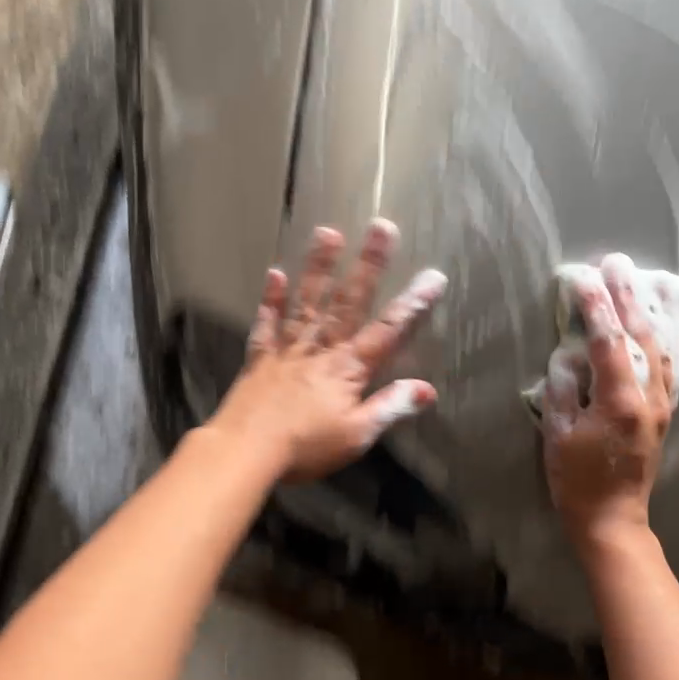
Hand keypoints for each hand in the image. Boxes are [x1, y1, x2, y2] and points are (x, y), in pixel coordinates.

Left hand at [207, 220, 446, 481]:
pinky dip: (271, 300)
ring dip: (319, 268)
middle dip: (368, 266)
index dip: (412, 305)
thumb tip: (426, 389)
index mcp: (347, 370)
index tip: (432, 276)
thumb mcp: (356, 436)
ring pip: (307, 303)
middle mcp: (320, 351)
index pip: (387, 332)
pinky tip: (275, 274)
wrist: (246, 452)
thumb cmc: (305, 448)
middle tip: (381, 227)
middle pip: (348, 303)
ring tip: (328, 232)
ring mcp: (287, 351)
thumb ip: (389, 408)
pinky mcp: (260, 360)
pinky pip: (266, 325)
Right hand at [540, 265, 676, 553]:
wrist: (611, 520)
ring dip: (647, 313)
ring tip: (637, 284)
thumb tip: (568, 358)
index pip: (608, 341)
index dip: (595, 306)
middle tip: (617, 262)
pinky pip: (664, 367)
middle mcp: (648, 398)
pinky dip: (658, 340)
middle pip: (642, 335)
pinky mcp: (661, 416)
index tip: (583, 277)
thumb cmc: (577, 482)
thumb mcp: (557, 436)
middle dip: (628, 296)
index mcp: (620, 401)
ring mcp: (660, 406)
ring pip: (660, 348)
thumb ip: (562, 391)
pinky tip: (655, 328)